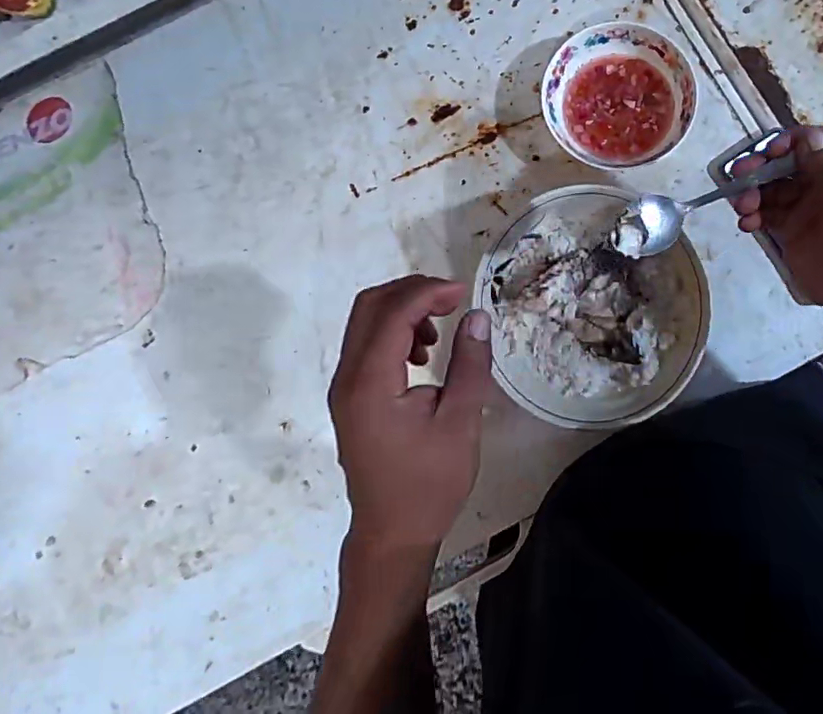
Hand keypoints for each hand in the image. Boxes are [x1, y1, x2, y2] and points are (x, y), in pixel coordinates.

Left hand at [328, 276, 491, 558]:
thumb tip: (478, 317)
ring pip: (366, 322)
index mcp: (371, 385)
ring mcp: (345, 388)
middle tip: (454, 301)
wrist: (393, 531)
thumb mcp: (461, 420)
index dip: (428, 293)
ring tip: (443, 329)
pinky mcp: (352, 396)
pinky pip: (367, 343)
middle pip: (369, 307)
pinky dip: (396, 330)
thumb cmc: (431, 480)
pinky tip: (426, 353)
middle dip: (413, 292)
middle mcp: (348, 379)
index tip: (464, 293)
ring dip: (405, 310)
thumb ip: (470, 364)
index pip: (392, 315)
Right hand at [731, 125, 822, 327]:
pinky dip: (755, 215)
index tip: (770, 152)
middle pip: (793, 163)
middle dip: (764, 165)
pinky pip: (770, 216)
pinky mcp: (797, 236)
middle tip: (740, 174)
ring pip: (776, 189)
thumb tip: (808, 136)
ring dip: (754, 190)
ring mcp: (814, 211)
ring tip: (742, 206)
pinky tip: (747, 224)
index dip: (794, 141)